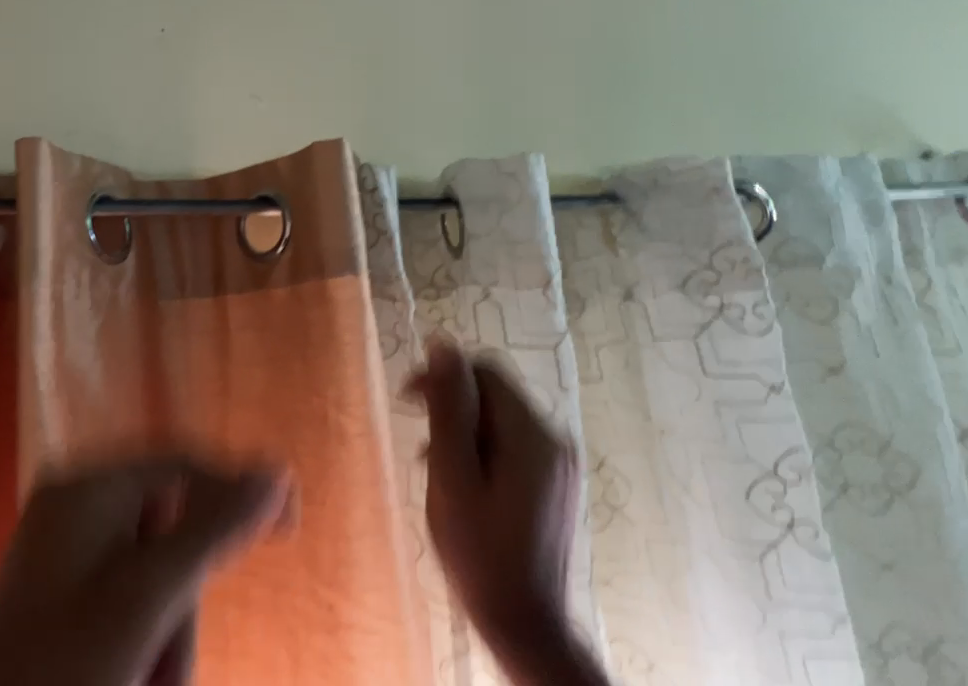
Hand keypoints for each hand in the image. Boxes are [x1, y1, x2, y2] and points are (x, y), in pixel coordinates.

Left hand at [0, 454, 293, 685]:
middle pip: (172, 530)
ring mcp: (65, 554)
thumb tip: (273, 470)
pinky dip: (142, 646)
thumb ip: (213, 530)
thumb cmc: (62, 669)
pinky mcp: (64, 598)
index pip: (184, 463)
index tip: (289, 530)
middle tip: (161, 662)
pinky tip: (126, 678)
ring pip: (156, 581)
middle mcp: (73, 509)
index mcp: (84, 488)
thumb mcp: (147, 599)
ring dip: (164, 638)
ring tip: (139, 680)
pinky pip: (130, 606)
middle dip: (184, 604)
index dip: (239, 490)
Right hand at [406, 342, 604, 684]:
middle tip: (419, 443)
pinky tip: (459, 481)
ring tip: (433, 466)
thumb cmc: (479, 552)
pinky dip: (481, 449)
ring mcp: (559, 464)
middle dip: (452, 407)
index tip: (407, 403)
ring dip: (462, 430)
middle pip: (494, 394)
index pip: (485, 371)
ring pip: (500, 419)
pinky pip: (512, 443)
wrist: (525, 622)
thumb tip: (442, 346)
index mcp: (532, 435)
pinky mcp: (555, 483)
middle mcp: (554, 440)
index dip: (442, 376)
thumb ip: (448, 409)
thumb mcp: (451, 476)